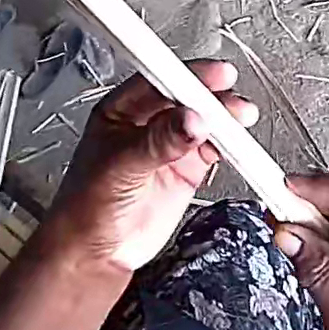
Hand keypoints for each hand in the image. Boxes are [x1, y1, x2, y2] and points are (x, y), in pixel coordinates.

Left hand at [43, 60, 257, 274]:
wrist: (95, 253)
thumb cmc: (87, 207)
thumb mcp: (120, 167)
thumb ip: (158, 142)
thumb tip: (192, 120)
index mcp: (122, 109)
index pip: (160, 81)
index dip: (189, 75)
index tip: (216, 75)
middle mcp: (148, 121)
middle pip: (187, 98)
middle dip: (213, 97)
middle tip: (233, 102)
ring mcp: (170, 144)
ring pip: (204, 121)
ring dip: (225, 120)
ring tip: (242, 120)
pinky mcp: (188, 167)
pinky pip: (214, 148)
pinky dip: (229, 145)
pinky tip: (239, 145)